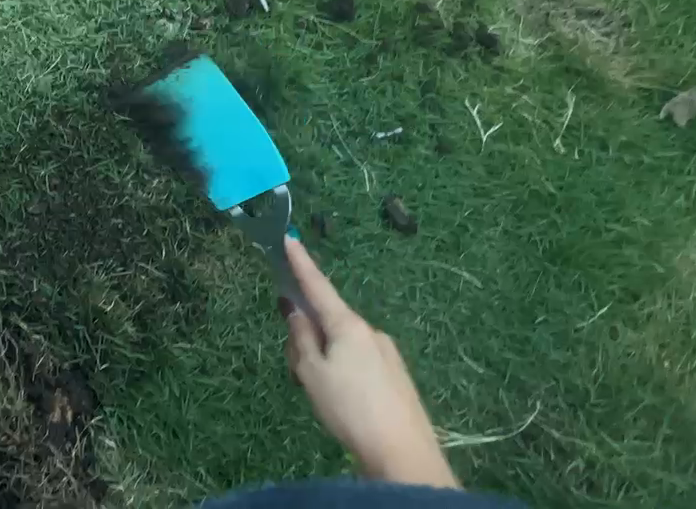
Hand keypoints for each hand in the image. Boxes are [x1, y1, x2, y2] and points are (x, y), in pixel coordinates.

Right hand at [282, 238, 458, 488]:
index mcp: (348, 326)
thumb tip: (293, 307)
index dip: (300, 262)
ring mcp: (387, 355)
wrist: (406, 459)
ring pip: (341, 344)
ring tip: (319, 391)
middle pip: (327, 320)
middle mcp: (371, 333)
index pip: (317, 285)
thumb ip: (299, 335)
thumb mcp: (310, 370)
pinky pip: (358, 361)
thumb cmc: (349, 408)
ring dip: (324, 356)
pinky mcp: (397, 378)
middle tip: (298, 367)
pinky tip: (342, 400)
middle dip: (307, 333)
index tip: (289, 236)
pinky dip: (341, 370)